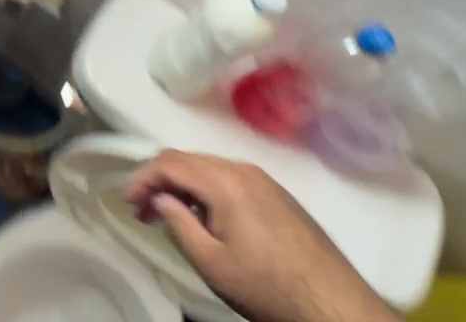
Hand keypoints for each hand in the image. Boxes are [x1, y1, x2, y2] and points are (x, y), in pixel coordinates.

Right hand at [125, 151, 400, 321]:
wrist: (335, 308)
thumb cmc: (267, 287)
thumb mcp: (211, 263)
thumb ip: (178, 224)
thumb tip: (160, 199)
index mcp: (224, 181)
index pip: (169, 162)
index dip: (142, 178)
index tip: (129, 204)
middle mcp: (243, 169)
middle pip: (189, 159)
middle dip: (161, 180)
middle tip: (146, 210)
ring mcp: (265, 180)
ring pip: (210, 168)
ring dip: (185, 185)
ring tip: (174, 215)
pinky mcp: (280, 195)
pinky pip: (232, 179)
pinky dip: (209, 190)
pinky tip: (210, 218)